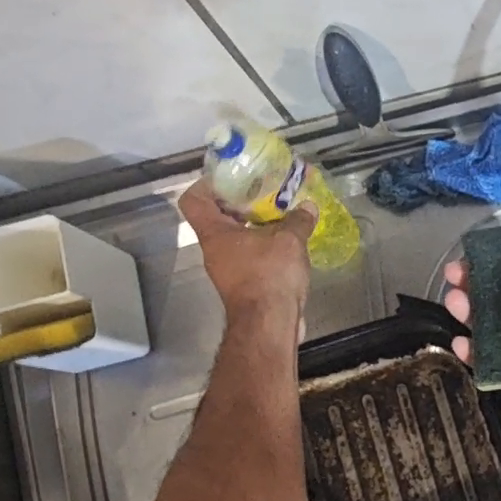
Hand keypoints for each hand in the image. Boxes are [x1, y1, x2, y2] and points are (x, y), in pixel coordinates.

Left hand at [179, 179, 317, 326]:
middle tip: (265, 193)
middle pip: (218, 219)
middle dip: (242, 204)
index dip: (207, 185)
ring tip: (282, 216)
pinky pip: (252, 258)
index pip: (193, 200)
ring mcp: (229, 271)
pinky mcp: (245, 286)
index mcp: (215, 234)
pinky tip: (288, 244)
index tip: (230, 178)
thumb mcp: (289, 240)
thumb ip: (298, 220)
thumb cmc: (269, 275)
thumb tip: (308, 206)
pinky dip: (266, 248)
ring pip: (237, 239)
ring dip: (257, 227)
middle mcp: (216, 251)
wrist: (270, 322)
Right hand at [443, 205, 500, 437]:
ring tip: (454, 303)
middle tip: (456, 277)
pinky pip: (493, 363)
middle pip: (498, 299)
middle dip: (472, 286)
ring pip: (491, 328)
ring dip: (468, 314)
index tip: (474, 253)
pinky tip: (461, 343)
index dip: (495, 263)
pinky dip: (474, 354)